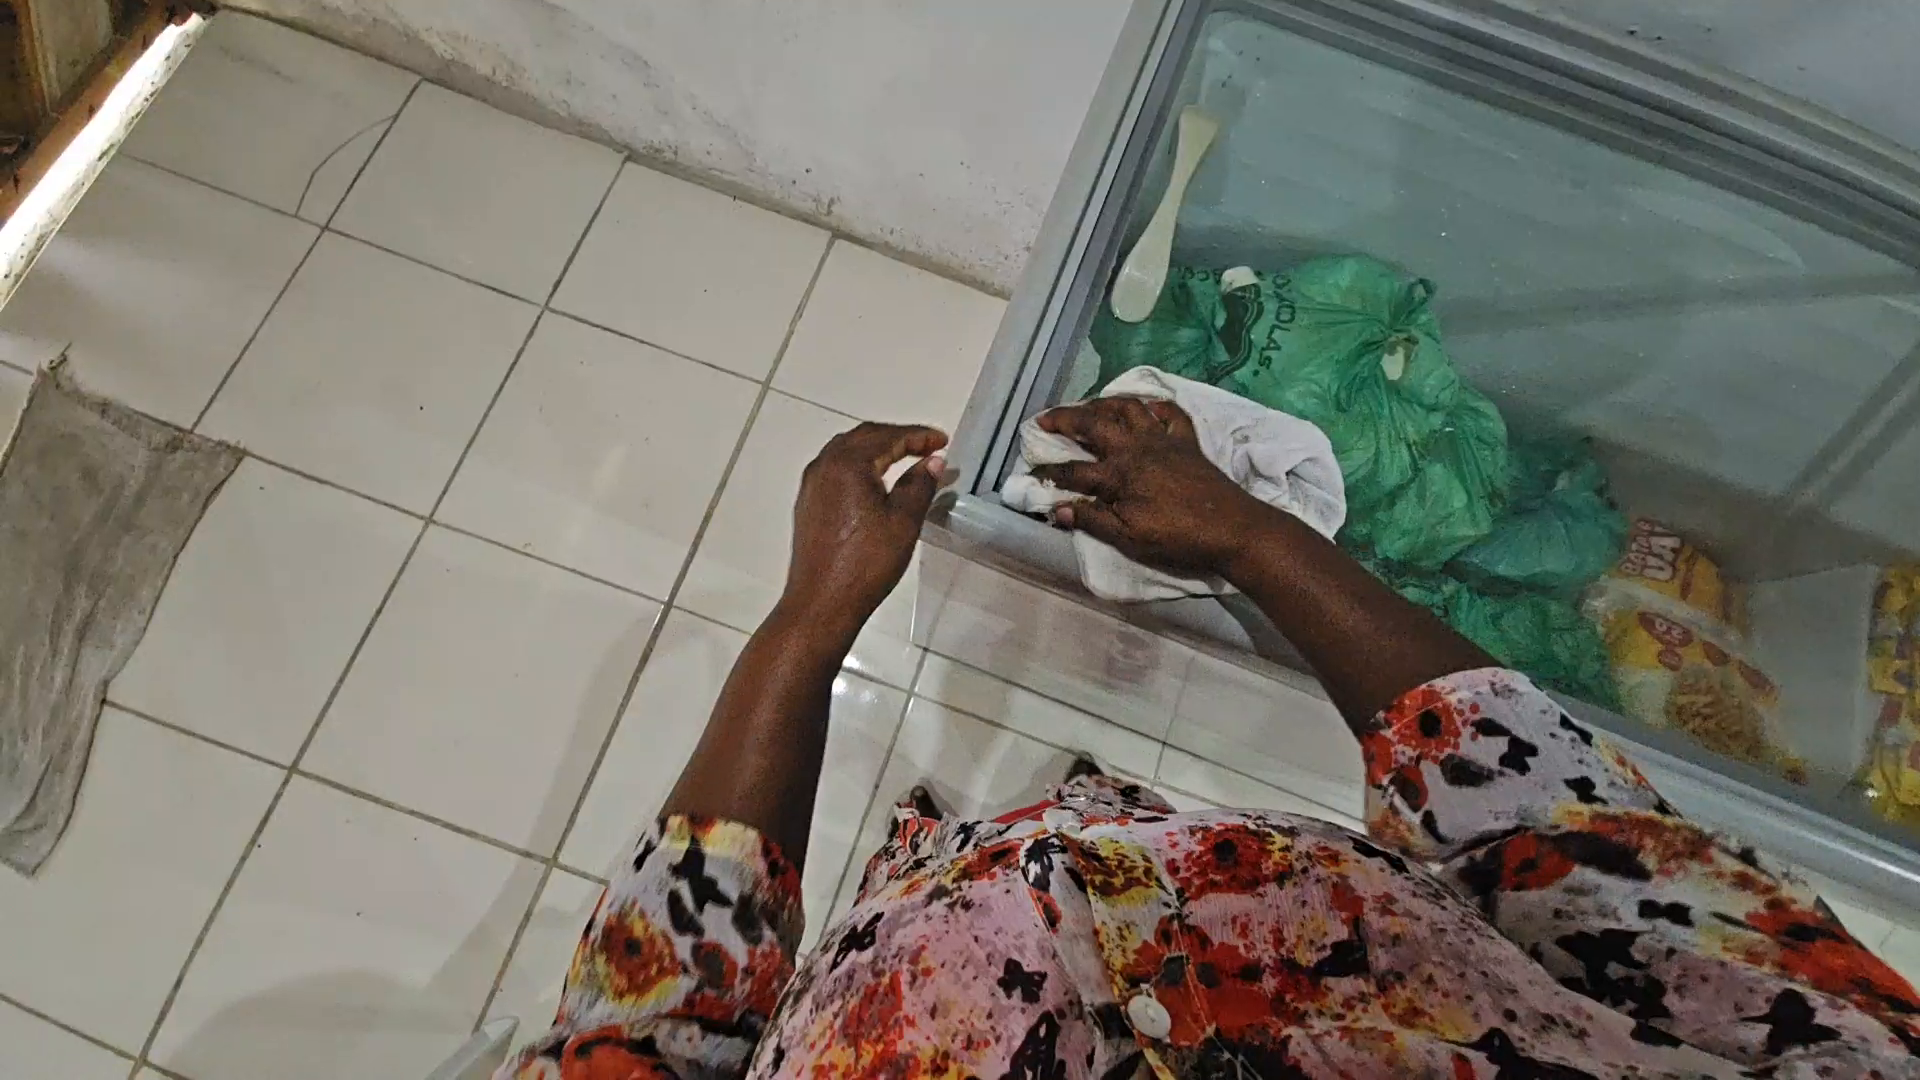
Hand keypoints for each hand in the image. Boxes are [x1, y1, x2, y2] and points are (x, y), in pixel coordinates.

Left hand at [781, 421, 949, 634]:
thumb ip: (920, 485)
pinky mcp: (809, 504)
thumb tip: (932, 463)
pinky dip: (860, 465)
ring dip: (877, 448)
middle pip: (865, 437)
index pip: (889, 437)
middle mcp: (824, 467)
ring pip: (847, 451)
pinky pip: (836, 469)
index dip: (919, 436)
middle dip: (898, 437)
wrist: (823, 602)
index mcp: (847, 464)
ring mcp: (812, 485)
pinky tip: (875, 481)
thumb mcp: (904, 521)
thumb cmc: (862, 566)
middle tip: (927, 446)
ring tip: (905, 458)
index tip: (939, 441)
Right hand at [1032, 397, 1276, 578]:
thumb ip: (1093, 520)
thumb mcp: (1129, 538)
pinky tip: (1146, 408)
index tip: (1032, 470)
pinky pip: (1170, 414)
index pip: (1075, 471)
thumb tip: (1058, 509)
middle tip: (1044, 418)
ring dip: (1104, 403)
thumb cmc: (1177, 537)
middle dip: (1065, 418)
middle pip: (1094, 424)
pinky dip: (1155, 406)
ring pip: (1129, 408)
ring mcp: (1163, 440)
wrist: (1232, 528)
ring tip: (1089, 405)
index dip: (1050, 471)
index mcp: (1119, 474)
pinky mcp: (1187, 442)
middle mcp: (1136, 448)